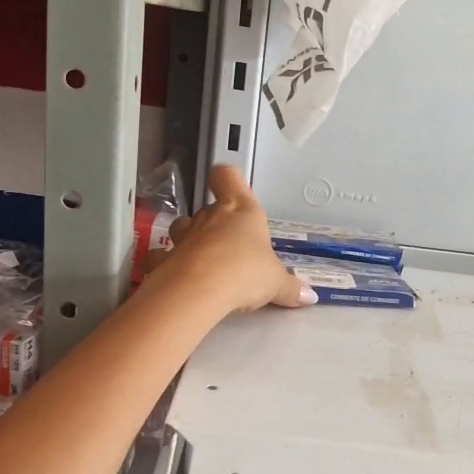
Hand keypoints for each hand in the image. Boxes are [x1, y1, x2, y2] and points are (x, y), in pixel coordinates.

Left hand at [153, 165, 315, 312]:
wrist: (198, 291)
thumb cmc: (244, 273)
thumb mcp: (275, 283)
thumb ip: (290, 288)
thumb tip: (310, 296)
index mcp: (242, 211)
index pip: (228, 178)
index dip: (228, 179)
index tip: (231, 186)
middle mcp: (211, 217)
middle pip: (207, 208)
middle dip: (215, 223)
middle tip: (229, 245)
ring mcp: (184, 237)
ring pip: (182, 228)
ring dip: (190, 239)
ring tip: (202, 260)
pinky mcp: (163, 259)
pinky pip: (163, 257)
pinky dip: (167, 265)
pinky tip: (175, 279)